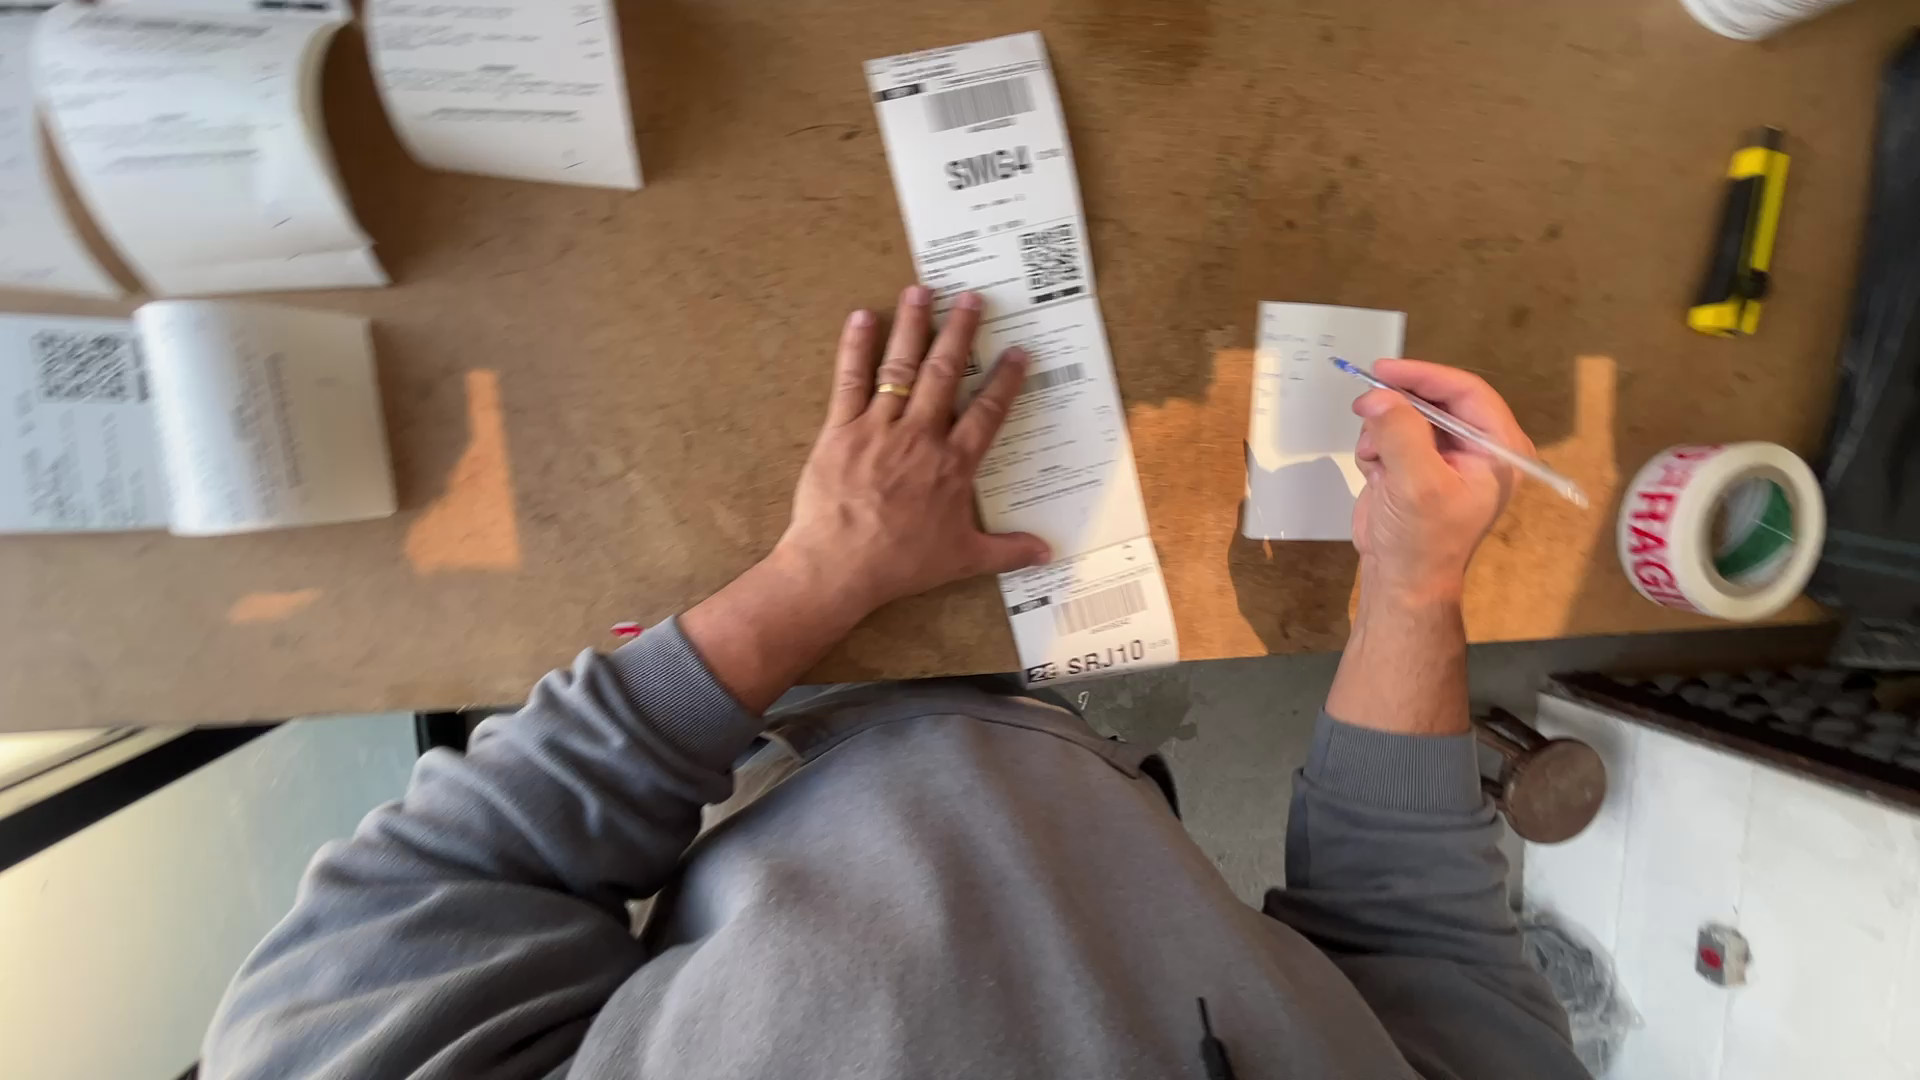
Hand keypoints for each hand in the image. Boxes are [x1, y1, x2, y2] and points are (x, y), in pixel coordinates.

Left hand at [772, 284, 1050, 621]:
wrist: (840, 565)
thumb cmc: (902, 563)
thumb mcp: (962, 559)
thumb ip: (1007, 551)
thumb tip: (1047, 553)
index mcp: (953, 464)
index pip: (987, 412)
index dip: (1005, 380)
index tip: (1017, 352)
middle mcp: (921, 436)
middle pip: (945, 373)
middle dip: (960, 332)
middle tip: (971, 299)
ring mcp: (879, 428)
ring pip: (901, 367)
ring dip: (913, 326)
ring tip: (922, 291)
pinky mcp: (841, 429)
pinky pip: (850, 380)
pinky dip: (856, 347)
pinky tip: (862, 318)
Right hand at [1350, 359, 1531, 602]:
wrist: (1400, 580)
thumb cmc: (1422, 540)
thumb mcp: (1416, 483)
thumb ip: (1399, 434)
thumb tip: (1375, 396)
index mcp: (1496, 448)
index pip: (1466, 393)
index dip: (1424, 376)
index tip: (1383, 370)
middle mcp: (1473, 448)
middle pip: (1433, 401)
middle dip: (1396, 407)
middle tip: (1363, 406)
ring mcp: (1440, 458)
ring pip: (1404, 418)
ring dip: (1380, 433)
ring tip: (1375, 463)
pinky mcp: (1411, 469)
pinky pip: (1387, 438)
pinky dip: (1373, 450)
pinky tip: (1375, 476)